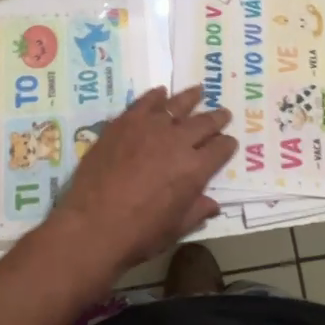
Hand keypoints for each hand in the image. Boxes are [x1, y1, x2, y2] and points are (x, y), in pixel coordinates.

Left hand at [42, 86, 236, 276]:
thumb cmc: (139, 233)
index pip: (219, 150)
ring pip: (177, 105)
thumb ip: (196, 212)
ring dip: (191, 97)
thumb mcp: (175, 229)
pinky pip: (145, 101)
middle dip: (216, 118)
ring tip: (199, 90)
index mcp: (194, 169)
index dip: (227, 145)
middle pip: (203, 123)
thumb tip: (213, 204)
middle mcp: (177, 141)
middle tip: (224, 113)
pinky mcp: (126, 121)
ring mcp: (150, 126)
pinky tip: (161, 92)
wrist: (94, 223)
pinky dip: (156, 96)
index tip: (230, 141)